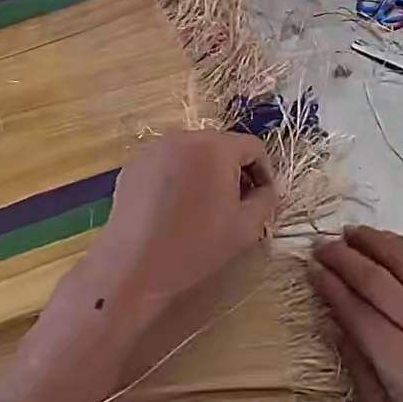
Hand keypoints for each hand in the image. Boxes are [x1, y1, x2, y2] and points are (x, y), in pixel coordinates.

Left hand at [0, 131, 277, 401]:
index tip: (263, 199)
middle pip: (222, 146)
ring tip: (207, 208)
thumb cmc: (195, 246)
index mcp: (214, 147)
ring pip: (194, 153)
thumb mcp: (245, 228)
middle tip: (238, 205)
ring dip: (207, 173)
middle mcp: (183, 137)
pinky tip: (176, 209)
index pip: (253, 147)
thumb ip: (267, 201)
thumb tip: (268, 190)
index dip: (266, 172)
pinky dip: (180, 177)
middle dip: (236, 172)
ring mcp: (154, 148)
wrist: (134, 264)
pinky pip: (169, 163)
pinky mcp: (134, 164)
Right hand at [312, 225, 402, 401]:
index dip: (330, 287)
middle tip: (320, 247)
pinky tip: (382, 241)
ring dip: (373, 242)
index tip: (311, 270)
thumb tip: (330, 320)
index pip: (359, 312)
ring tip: (348, 233)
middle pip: (378, 281)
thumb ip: (354, 365)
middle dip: (344, 259)